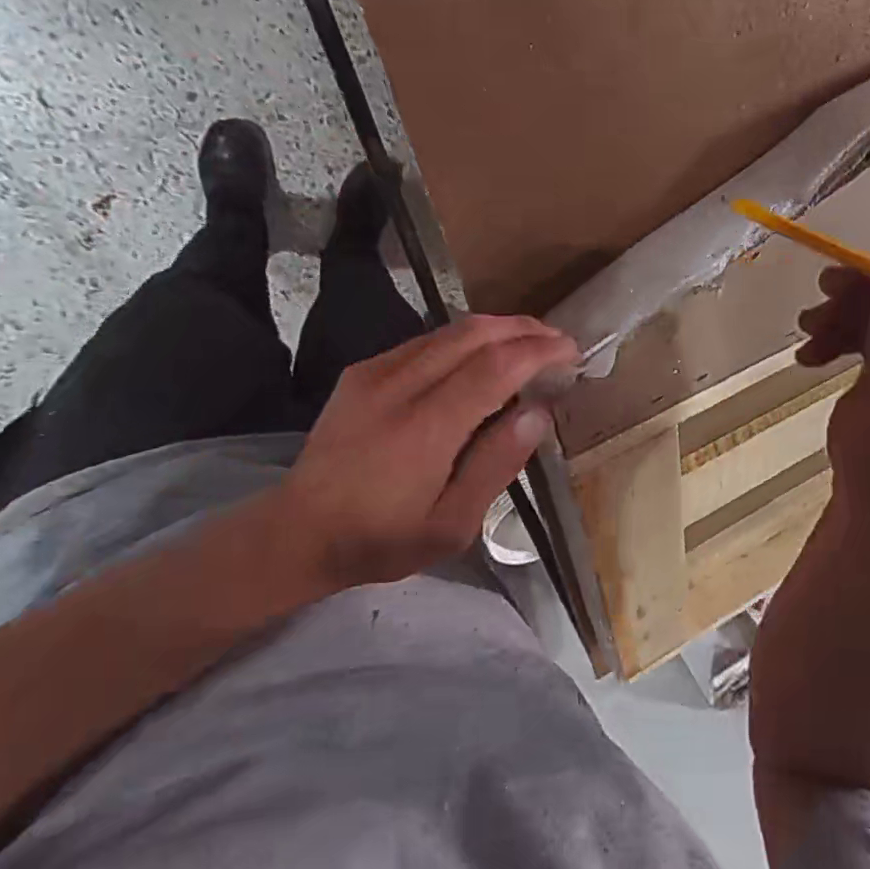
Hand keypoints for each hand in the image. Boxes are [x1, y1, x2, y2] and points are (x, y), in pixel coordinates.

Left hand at [276, 315, 579, 587]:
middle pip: (471, 333)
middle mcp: (398, 386)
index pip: (494, 366)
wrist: (299, 530)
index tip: (570, 351)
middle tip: (556, 342)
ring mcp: (373, 373)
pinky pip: (420, 343)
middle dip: (521, 329)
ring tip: (526, 345)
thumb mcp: (451, 525)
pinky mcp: (359, 373)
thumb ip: (496, 465)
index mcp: (425, 428)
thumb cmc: (381, 540)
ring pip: (445, 331)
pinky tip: (476, 358)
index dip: (537, 351)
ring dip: (493, 330)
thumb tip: (537, 413)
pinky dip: (459, 341)